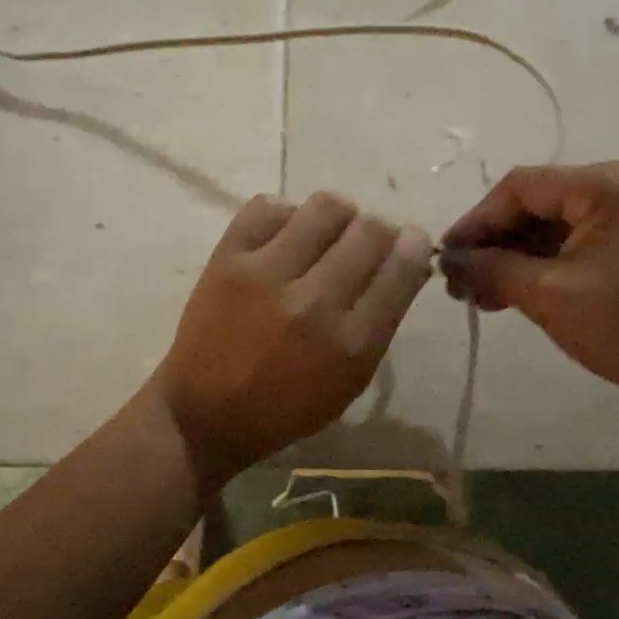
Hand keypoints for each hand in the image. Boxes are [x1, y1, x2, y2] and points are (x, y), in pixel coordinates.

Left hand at [153, 193, 433, 485]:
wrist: (204, 412)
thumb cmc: (287, 406)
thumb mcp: (351, 380)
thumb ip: (382, 319)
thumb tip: (410, 259)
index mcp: (352, 343)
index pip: (402, 268)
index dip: (414, 246)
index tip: (410, 241)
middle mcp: (315, 302)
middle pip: (370, 230)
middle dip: (379, 231)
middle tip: (364, 243)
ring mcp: (267, 274)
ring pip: (326, 207)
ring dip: (337, 218)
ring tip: (324, 236)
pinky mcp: (228, 258)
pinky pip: (270, 206)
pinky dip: (285, 215)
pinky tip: (284, 237)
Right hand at [440, 162, 618, 409]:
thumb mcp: (548, 296)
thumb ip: (491, 269)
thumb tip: (446, 260)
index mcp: (610, 184)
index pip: (523, 187)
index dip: (477, 220)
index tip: (445, 256)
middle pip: (539, 203)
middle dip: (495, 243)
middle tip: (460, 282)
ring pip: (556, 224)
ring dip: (516, 257)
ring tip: (481, 296)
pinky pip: (578, 239)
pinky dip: (545, 264)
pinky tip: (515, 292)